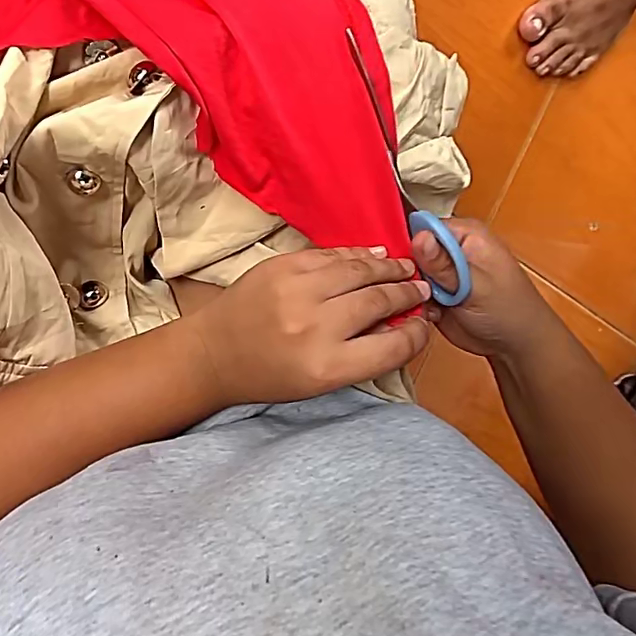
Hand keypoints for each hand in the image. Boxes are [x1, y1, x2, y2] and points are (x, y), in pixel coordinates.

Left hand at [185, 248, 433, 404]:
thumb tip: (401, 322)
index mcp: (327, 366)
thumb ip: (364, 356)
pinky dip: (358, 254)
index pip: (393, 347)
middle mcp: (314, 327)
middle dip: (407, 293)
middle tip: (421, 288)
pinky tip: (374, 256)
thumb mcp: (321, 381)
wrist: (214, 353)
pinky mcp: (282, 266)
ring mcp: (296, 291)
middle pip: (380, 301)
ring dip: (388, 267)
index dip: (416, 334)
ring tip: (404, 268)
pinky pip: (332, 255)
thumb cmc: (270, 374)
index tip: (422, 324)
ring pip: (359, 270)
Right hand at [411, 219, 560, 360]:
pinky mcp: (435, 293)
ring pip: (409, 276)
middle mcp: (450, 249)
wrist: (514, 344)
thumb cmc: (508, 310)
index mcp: (465, 234)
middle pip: (412, 252)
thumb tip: (420, 236)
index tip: (409, 268)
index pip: (423, 227)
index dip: (411, 246)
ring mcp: (441, 272)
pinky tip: (430, 315)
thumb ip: (444, 264)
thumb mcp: (475, 285)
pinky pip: (412, 295)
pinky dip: (416, 306)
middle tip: (424, 292)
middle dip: (410, 274)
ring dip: (412, 293)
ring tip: (430, 306)